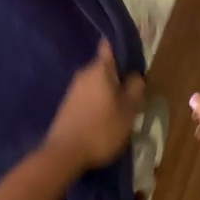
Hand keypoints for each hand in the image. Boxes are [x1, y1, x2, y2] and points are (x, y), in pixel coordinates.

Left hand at [44, 40, 145, 173]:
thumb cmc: (101, 129)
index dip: (121, 47)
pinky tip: (103, 121)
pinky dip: (97, 104)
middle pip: (105, 68)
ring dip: (108, 93)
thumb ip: (136, 89)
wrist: (64, 154)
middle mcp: (84, 73)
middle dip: (118, 78)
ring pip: (96, 84)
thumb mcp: (129, 111)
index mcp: (100, 68)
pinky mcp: (67, 105)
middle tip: (132, 95)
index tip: (133, 58)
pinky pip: (87, 97)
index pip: (109, 45)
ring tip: (119, 112)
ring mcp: (73, 89)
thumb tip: (135, 75)